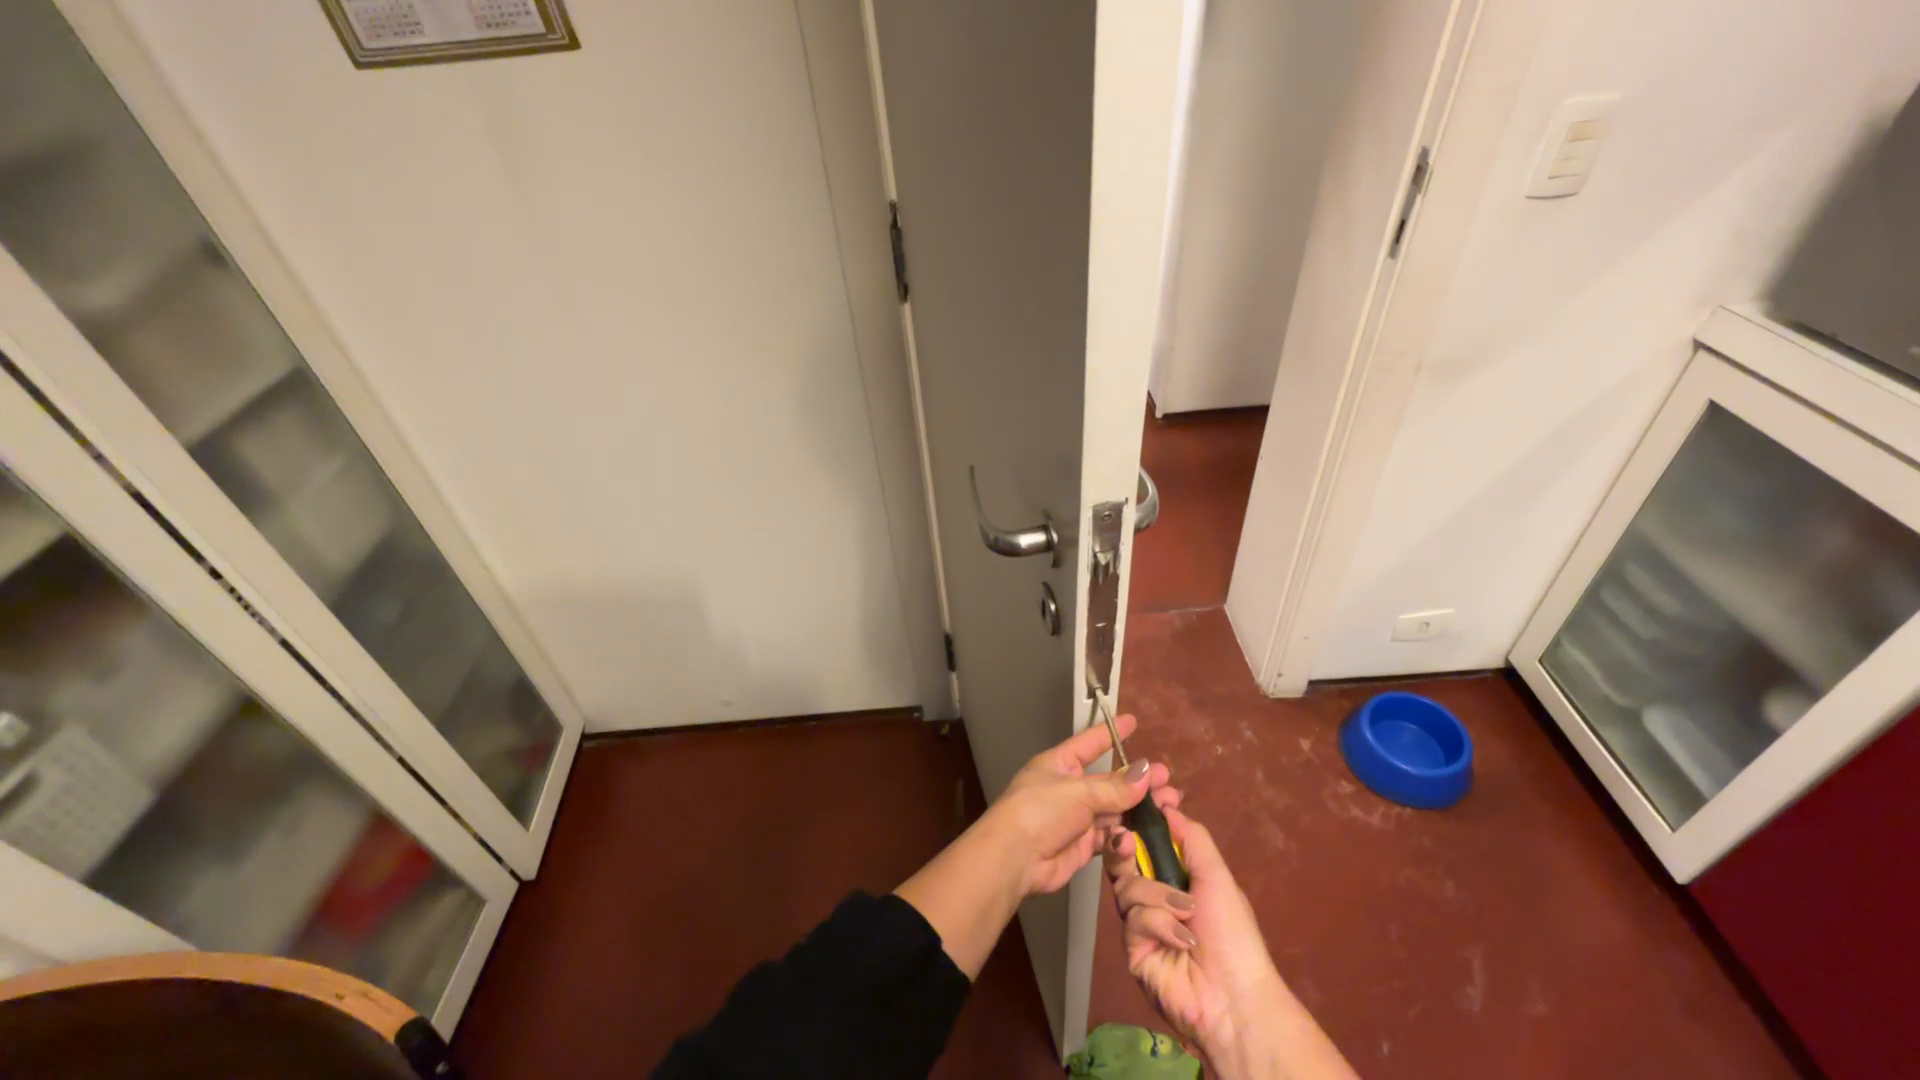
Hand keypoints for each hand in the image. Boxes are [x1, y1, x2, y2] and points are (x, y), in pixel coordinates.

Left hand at [979, 712, 1178, 895]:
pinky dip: (1127, 833)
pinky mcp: (1084, 845)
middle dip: (1138, 780)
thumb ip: (1115, 787)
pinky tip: (1148, 831)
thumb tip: (1147, 773)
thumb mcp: (1078, 792)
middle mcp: (1069, 788)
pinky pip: (1111, 835)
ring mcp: (1076, 818)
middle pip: (1110, 781)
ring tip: (1169, 805)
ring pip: (1115, 809)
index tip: (1133, 722)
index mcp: (1060, 764)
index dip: (1110, 733)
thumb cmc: (1040, 811)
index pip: (1089, 743)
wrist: (1015, 858)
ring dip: (1140, 808)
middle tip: (1167, 779)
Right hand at [1103, 808, 1283, 1056]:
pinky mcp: (1132, 947)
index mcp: (1175, 878)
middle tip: (1126, 841)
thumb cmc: (1233, 932)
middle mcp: (1154, 896)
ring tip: (1187, 914)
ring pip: (1127, 887)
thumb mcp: (1217, 876)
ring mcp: (1141, 922)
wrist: (1233, 994)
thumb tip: (1167, 806)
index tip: (1136, 806)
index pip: (1145, 842)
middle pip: (1123, 860)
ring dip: (1158, 896)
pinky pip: (1134, 918)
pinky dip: (1159, 923)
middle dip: (1124, 847)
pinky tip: (1181, 939)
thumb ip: (1191, 837)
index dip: (1138, 823)